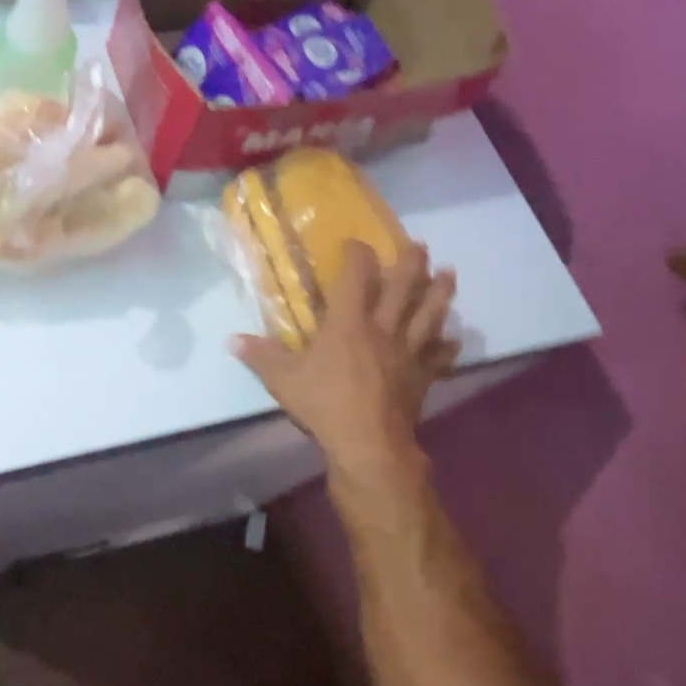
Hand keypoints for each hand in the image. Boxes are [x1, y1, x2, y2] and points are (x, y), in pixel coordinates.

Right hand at [232, 241, 457, 467]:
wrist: (367, 441)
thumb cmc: (323, 404)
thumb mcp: (282, 379)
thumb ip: (260, 356)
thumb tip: (232, 340)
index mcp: (348, 323)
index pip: (357, 277)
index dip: (358, 255)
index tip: (356, 243)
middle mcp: (383, 329)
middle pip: (404, 287)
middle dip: (412, 263)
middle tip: (418, 246)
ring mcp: (408, 352)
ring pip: (430, 314)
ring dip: (440, 293)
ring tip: (449, 275)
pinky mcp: (422, 376)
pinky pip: (440, 356)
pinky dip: (448, 347)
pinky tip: (453, 340)